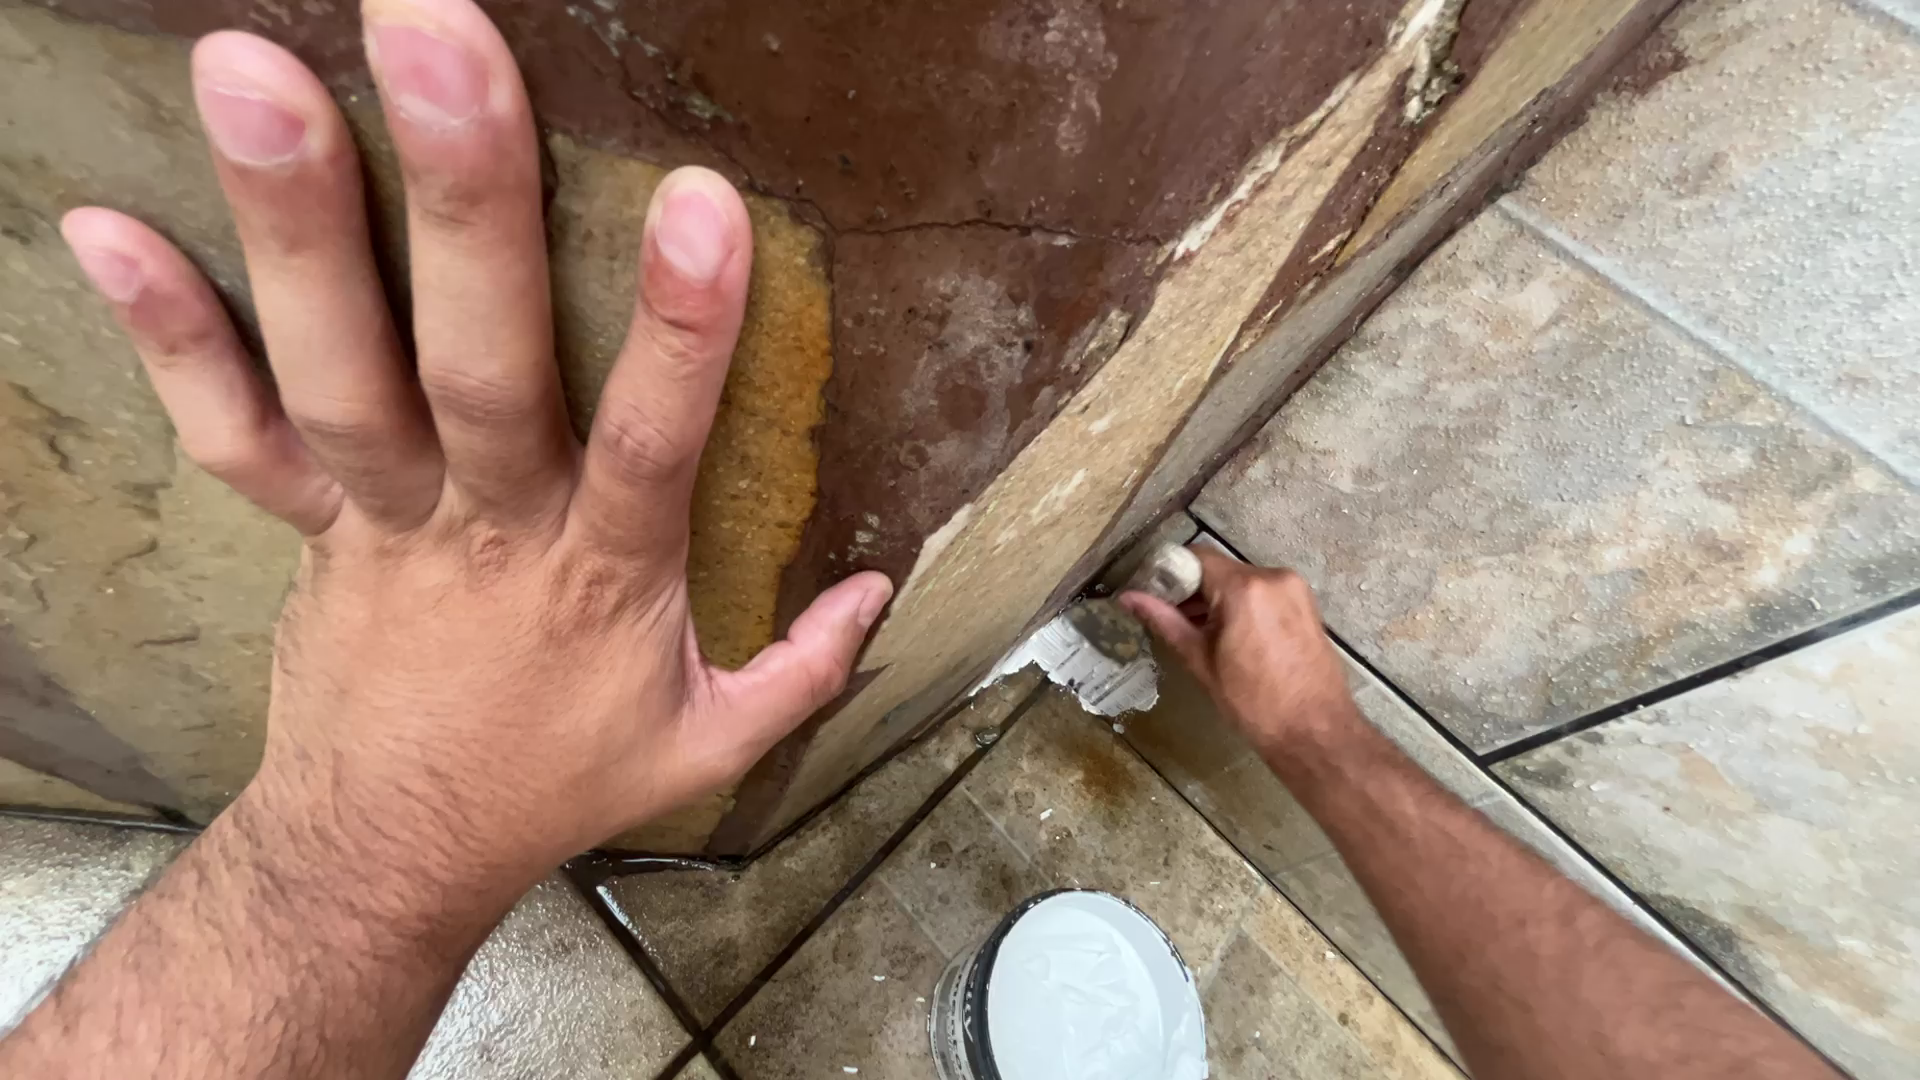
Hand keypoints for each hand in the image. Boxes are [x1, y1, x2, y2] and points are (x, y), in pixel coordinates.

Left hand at [56, 2, 889, 890]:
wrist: (400, 847)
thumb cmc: (569, 782)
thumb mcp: (714, 744)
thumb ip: (807, 668)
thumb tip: (880, 590)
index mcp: (607, 581)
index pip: (653, 446)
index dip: (683, 335)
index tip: (703, 210)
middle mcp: (491, 531)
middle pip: (481, 372)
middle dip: (467, 212)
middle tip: (441, 47)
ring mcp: (382, 525)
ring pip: (344, 378)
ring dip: (300, 233)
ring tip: (261, 76)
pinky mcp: (307, 532)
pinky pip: (232, 434)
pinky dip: (173, 338)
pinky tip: (106, 222)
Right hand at [1121, 549, 1357, 754]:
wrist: (1315, 732)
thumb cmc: (1252, 701)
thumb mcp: (1199, 659)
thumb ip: (1164, 620)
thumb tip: (1128, 597)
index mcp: (1243, 588)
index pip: (1196, 557)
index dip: (1170, 572)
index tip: (1154, 595)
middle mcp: (1272, 577)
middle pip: (1218, 569)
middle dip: (1193, 590)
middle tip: (1172, 619)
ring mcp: (1294, 589)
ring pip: (1240, 580)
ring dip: (1217, 599)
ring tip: (1200, 633)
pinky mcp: (1306, 603)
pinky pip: (1262, 592)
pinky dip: (1241, 605)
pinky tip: (1230, 636)